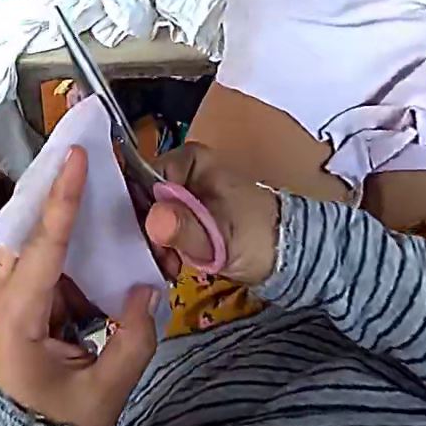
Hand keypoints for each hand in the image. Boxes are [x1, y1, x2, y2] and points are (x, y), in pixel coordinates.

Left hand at [0, 146, 161, 425]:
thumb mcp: (103, 394)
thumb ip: (133, 340)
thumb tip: (147, 291)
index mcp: (17, 317)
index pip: (44, 247)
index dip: (63, 199)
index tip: (76, 156)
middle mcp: (5, 296)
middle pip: (26, 228)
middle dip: (52, 187)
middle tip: (82, 150)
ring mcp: (10, 296)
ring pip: (32, 237)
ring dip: (59, 206)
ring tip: (90, 173)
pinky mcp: (22, 300)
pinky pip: (45, 256)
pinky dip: (67, 235)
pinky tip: (94, 220)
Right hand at [143, 144, 281, 285]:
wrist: (287, 255)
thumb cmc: (257, 238)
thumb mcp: (221, 236)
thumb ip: (186, 229)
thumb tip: (155, 219)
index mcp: (191, 160)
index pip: (143, 177)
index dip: (139, 209)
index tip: (147, 238)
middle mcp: (183, 170)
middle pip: (144, 196)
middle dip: (147, 230)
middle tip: (160, 259)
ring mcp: (185, 191)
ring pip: (151, 214)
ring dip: (155, 242)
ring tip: (169, 266)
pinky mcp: (188, 213)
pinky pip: (163, 225)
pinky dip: (165, 245)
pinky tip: (173, 264)